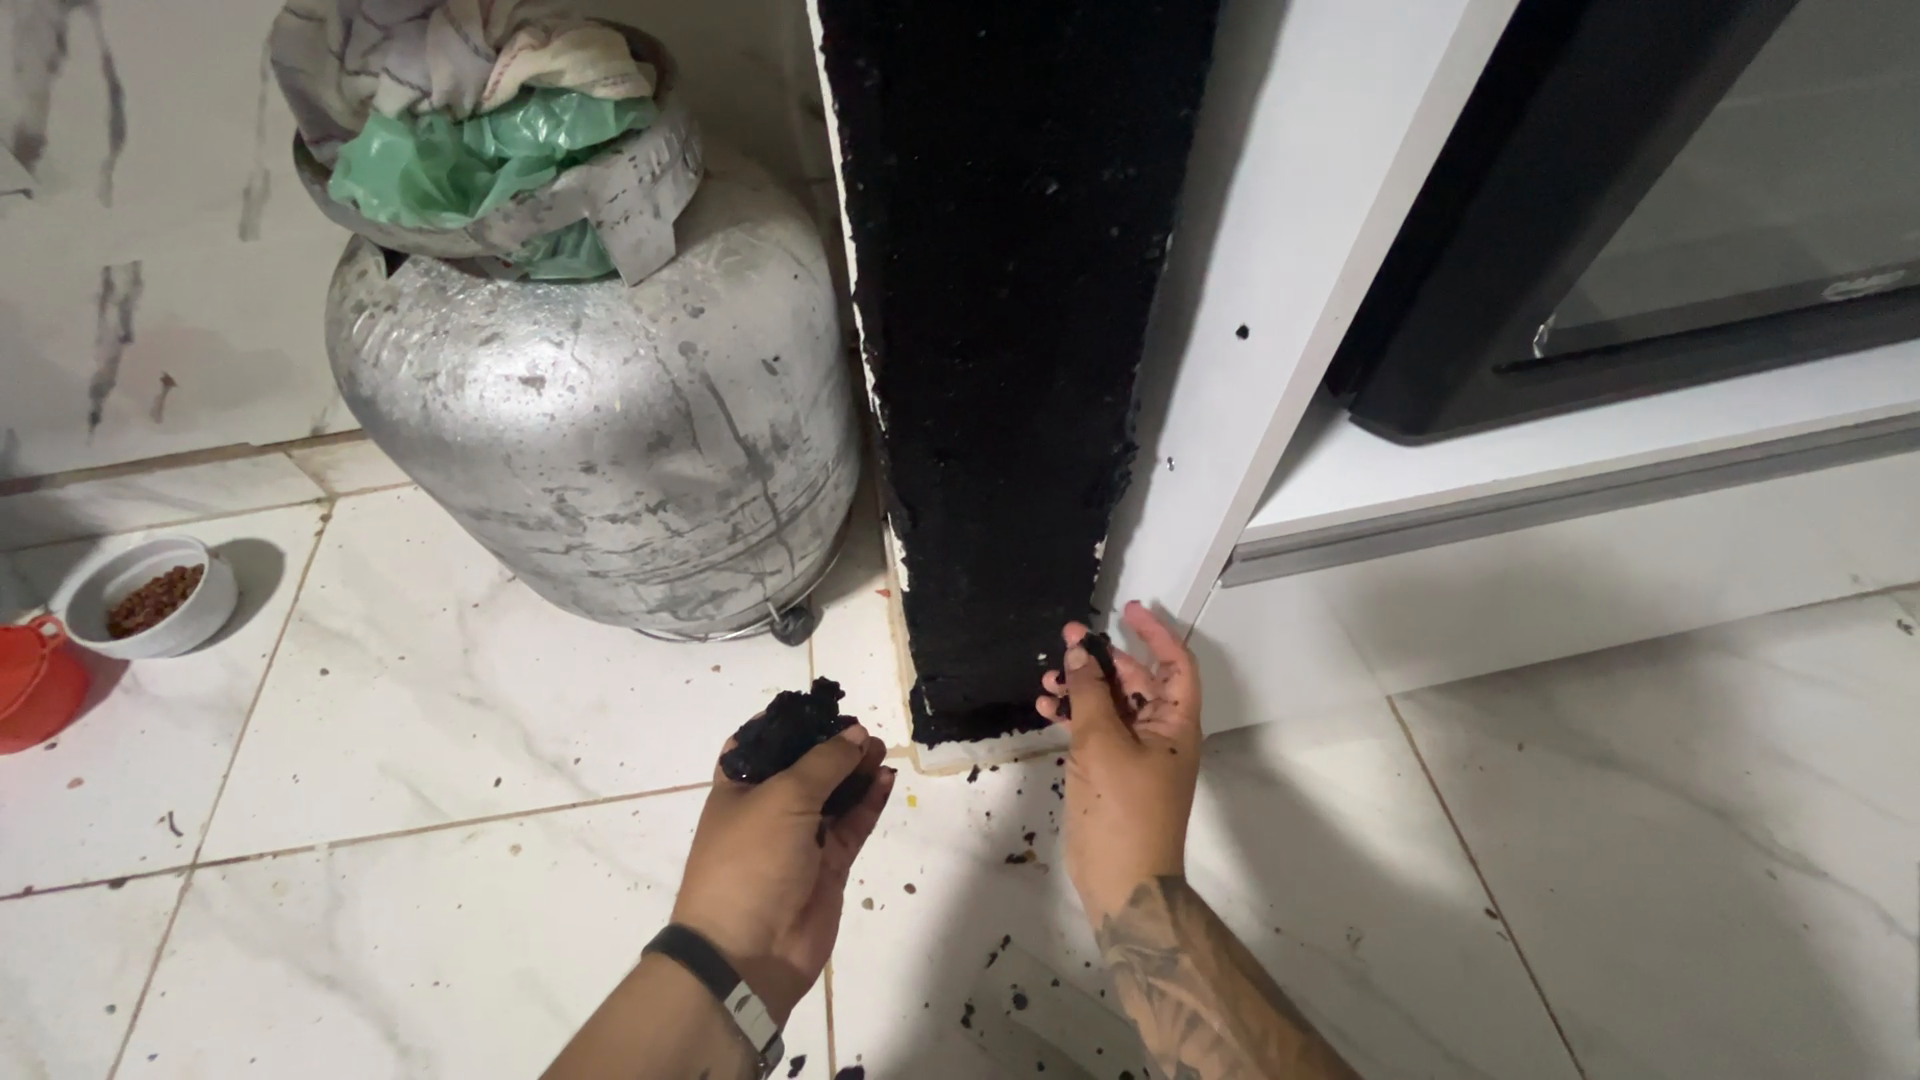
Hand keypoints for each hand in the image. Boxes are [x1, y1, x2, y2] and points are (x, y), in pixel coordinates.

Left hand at [672, 726, 894, 1023]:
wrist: (748, 953)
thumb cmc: (750, 861)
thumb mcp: (783, 797)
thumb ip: (824, 762)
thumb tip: (856, 734)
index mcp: (738, 789)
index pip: (758, 745)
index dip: (786, 725)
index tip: (818, 709)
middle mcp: (767, 810)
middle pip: (804, 768)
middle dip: (832, 747)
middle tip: (863, 730)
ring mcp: (799, 839)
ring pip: (833, 795)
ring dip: (856, 772)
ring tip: (881, 749)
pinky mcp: (828, 864)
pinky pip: (852, 824)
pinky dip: (869, 802)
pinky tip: (886, 779)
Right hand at [1036, 601, 1202, 922]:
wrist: (1123, 881)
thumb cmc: (1123, 808)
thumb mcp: (1103, 743)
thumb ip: (1090, 693)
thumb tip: (1079, 651)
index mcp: (1176, 724)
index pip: (1176, 664)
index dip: (1156, 633)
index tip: (1127, 610)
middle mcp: (1160, 733)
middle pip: (1136, 680)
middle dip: (1102, 659)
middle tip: (1066, 640)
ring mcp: (1135, 753)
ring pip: (1110, 704)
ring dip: (1081, 687)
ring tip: (1047, 678)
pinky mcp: (1111, 770)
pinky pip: (1094, 730)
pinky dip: (1072, 715)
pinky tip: (1045, 707)